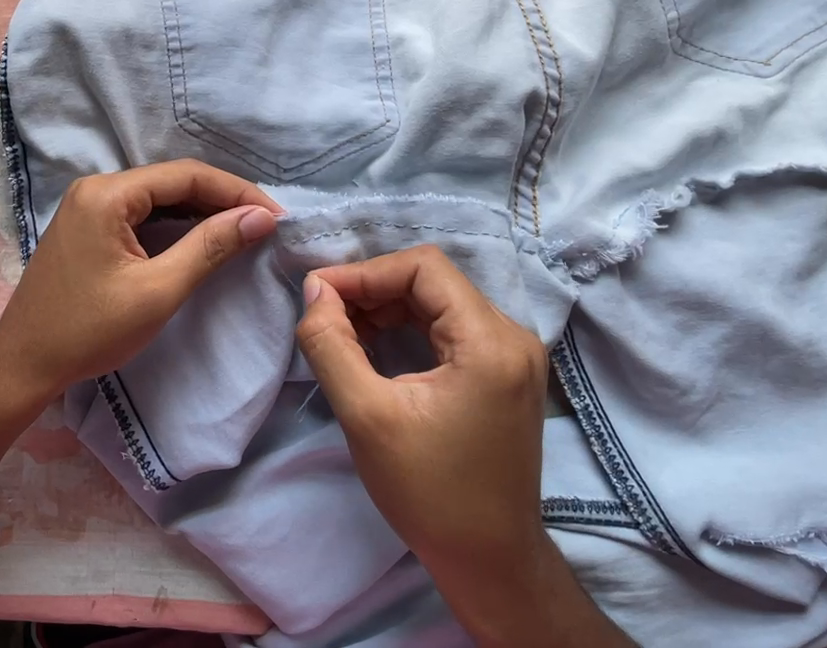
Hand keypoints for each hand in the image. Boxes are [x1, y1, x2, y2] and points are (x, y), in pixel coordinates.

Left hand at [0, 159, 282, 402]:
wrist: (25, 361)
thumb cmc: (89, 330)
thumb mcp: (157, 290)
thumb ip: (209, 247)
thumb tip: (260, 217)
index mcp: (106, 194)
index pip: (185, 175)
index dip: (235, 191)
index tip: (275, 215)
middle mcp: (95, 189)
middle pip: (170, 181)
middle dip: (220, 199)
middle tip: (264, 224)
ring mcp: (87, 206)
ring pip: (156, 198)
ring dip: (199, 212)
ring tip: (243, 230)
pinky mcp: (86, 226)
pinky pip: (139, 214)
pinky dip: (173, 224)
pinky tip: (201, 238)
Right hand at [295, 245, 549, 606]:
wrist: (488, 558)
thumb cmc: (427, 489)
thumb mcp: (365, 414)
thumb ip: (331, 343)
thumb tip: (314, 291)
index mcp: (490, 343)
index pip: (423, 267)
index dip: (365, 271)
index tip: (319, 294)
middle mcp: (511, 338)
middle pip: (430, 280)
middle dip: (370, 288)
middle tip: (324, 312)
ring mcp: (511, 356)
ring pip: (436, 300)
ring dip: (384, 306)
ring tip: (341, 329)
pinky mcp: (501, 373)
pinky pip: (447, 326)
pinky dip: (404, 326)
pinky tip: (370, 344)